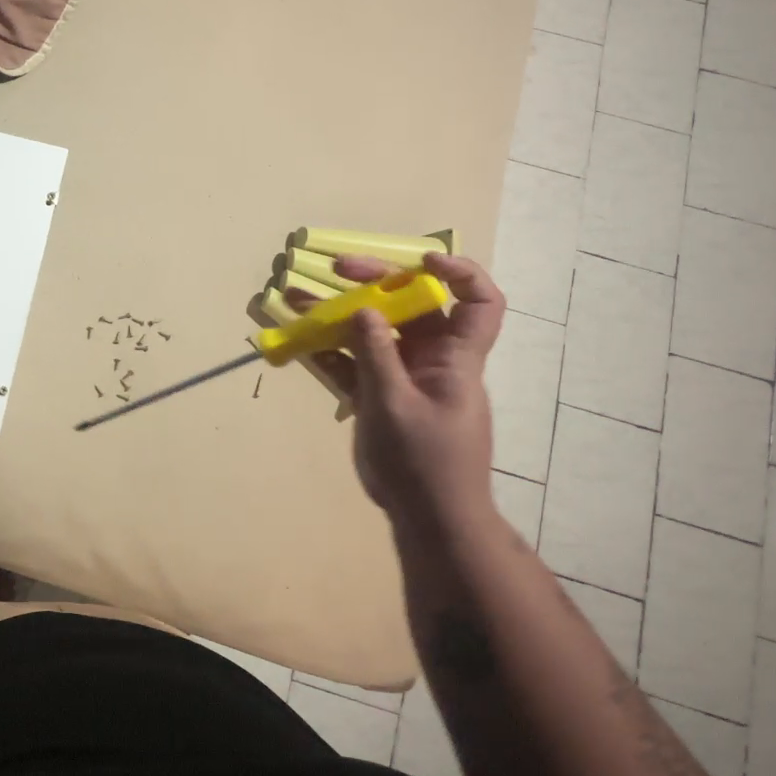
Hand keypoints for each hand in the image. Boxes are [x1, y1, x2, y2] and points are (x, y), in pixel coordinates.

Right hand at [296, 254, 503, 536]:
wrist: (428, 516)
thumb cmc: (426, 462)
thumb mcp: (396, 405)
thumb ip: (377, 355)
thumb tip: (364, 310)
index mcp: (456, 358)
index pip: (478, 303)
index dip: (459, 274)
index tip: (420, 259)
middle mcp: (431, 359)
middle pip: (410, 307)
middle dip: (374, 284)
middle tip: (336, 271)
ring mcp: (402, 377)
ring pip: (372, 333)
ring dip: (337, 315)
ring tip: (297, 299)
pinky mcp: (377, 396)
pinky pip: (351, 362)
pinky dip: (327, 350)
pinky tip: (298, 340)